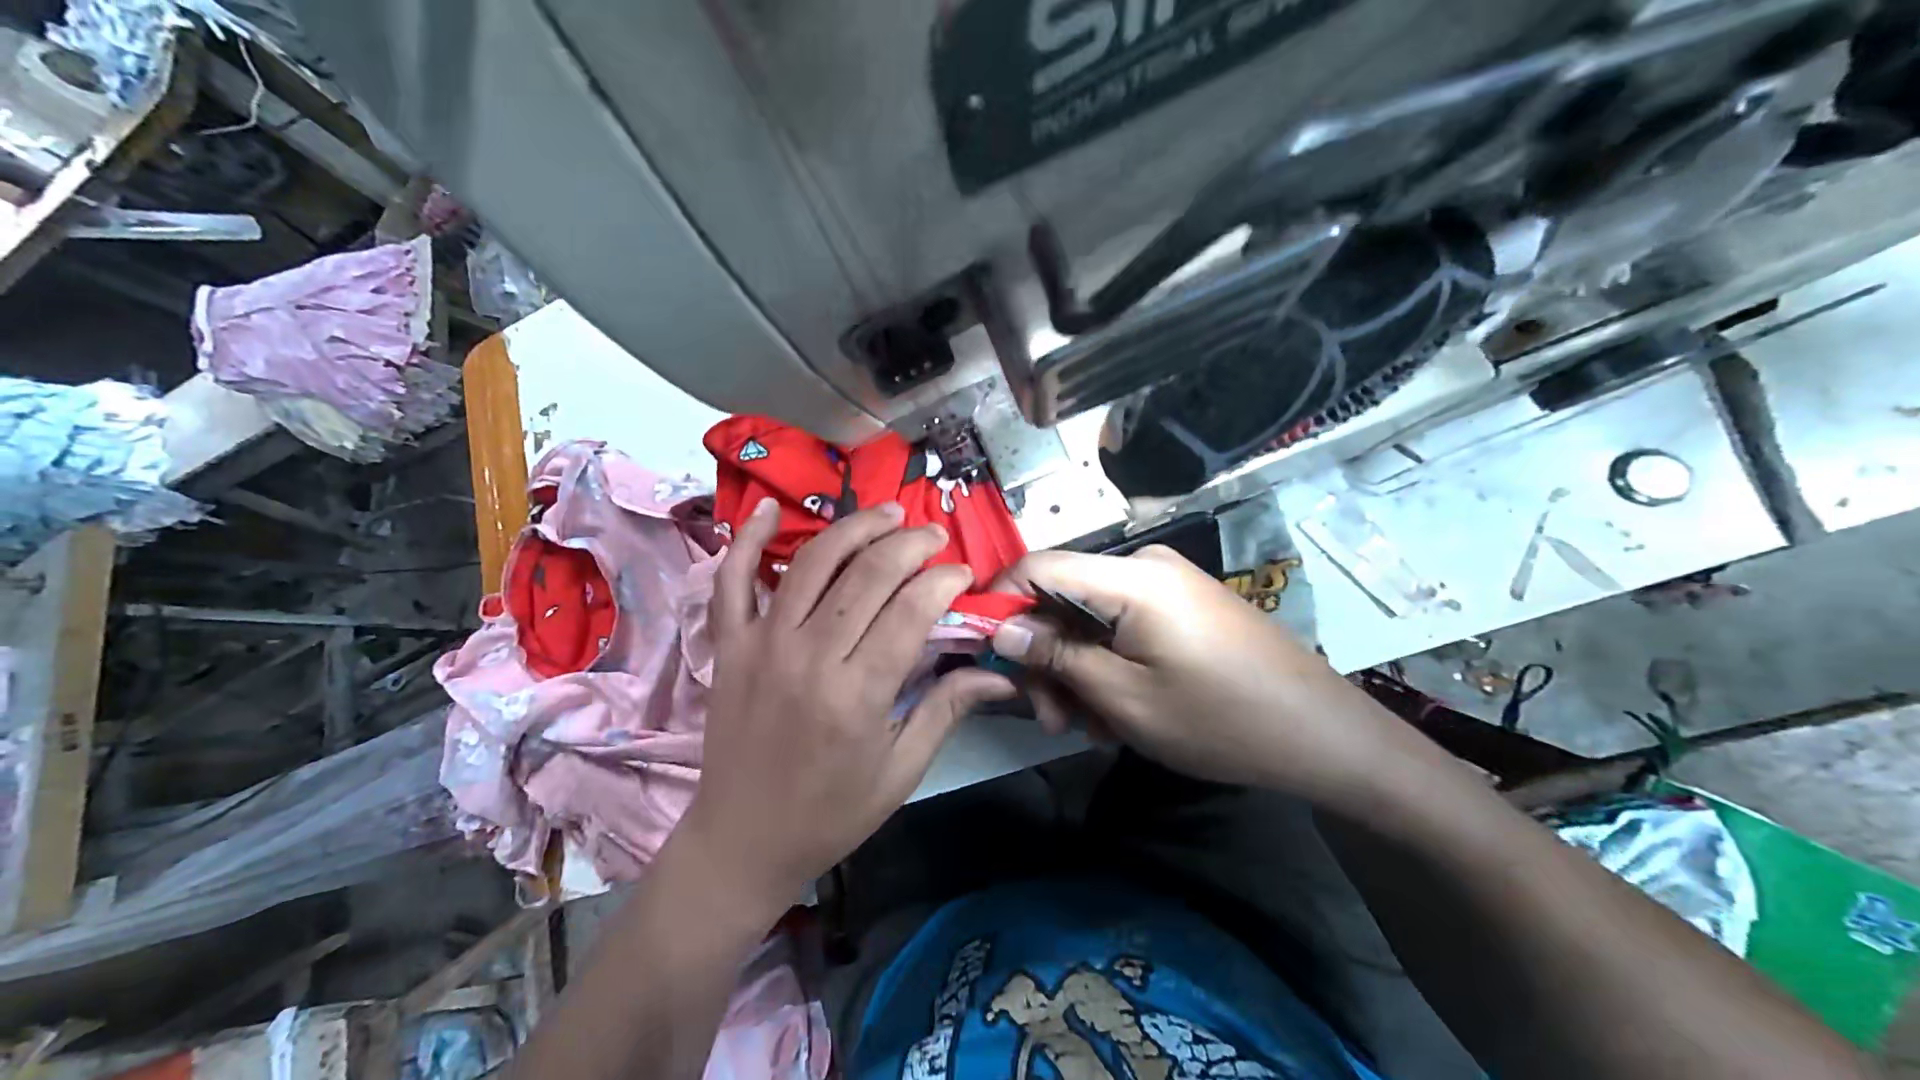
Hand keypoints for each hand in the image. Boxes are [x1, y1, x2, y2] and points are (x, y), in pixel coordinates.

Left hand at [681, 499, 1016, 906]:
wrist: (742, 840)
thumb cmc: (831, 813)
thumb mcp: (901, 771)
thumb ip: (947, 710)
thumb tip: (1004, 674)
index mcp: (857, 694)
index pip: (911, 610)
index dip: (944, 582)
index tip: (962, 574)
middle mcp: (809, 657)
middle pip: (867, 575)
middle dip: (910, 544)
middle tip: (934, 537)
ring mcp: (762, 645)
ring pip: (812, 563)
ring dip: (853, 528)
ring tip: (887, 513)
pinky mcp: (729, 646)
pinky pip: (731, 582)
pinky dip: (746, 540)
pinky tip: (768, 507)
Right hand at [990, 547, 1412, 805]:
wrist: (1323, 736)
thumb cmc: (1220, 720)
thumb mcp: (1124, 699)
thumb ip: (1056, 657)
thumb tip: (998, 628)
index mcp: (1131, 577)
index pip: (1038, 564)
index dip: (999, 602)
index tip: (983, 652)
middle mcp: (1145, 568)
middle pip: (1062, 596)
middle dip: (1045, 657)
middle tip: (1051, 720)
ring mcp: (1167, 587)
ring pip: (1089, 618)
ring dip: (1076, 670)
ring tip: (1090, 728)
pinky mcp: (1181, 608)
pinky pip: (1121, 626)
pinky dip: (1106, 665)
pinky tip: (1118, 712)